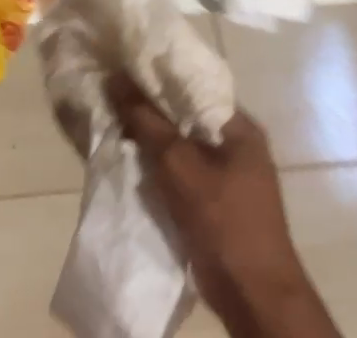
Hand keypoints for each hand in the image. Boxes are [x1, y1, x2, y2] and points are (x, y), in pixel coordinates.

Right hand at [105, 76, 339, 337]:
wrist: (251, 292)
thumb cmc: (221, 218)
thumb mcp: (177, 161)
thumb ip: (145, 118)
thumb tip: (115, 75)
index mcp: (239, 128)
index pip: (191, 85)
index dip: (154, 73)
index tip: (118, 63)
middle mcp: (235, 145)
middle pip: (181, 113)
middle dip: (144, 105)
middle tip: (105, 90)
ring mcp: (224, 174)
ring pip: (176, 141)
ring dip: (145, 134)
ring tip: (106, 117)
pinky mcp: (211, 198)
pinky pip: (175, 167)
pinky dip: (151, 160)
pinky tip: (122, 153)